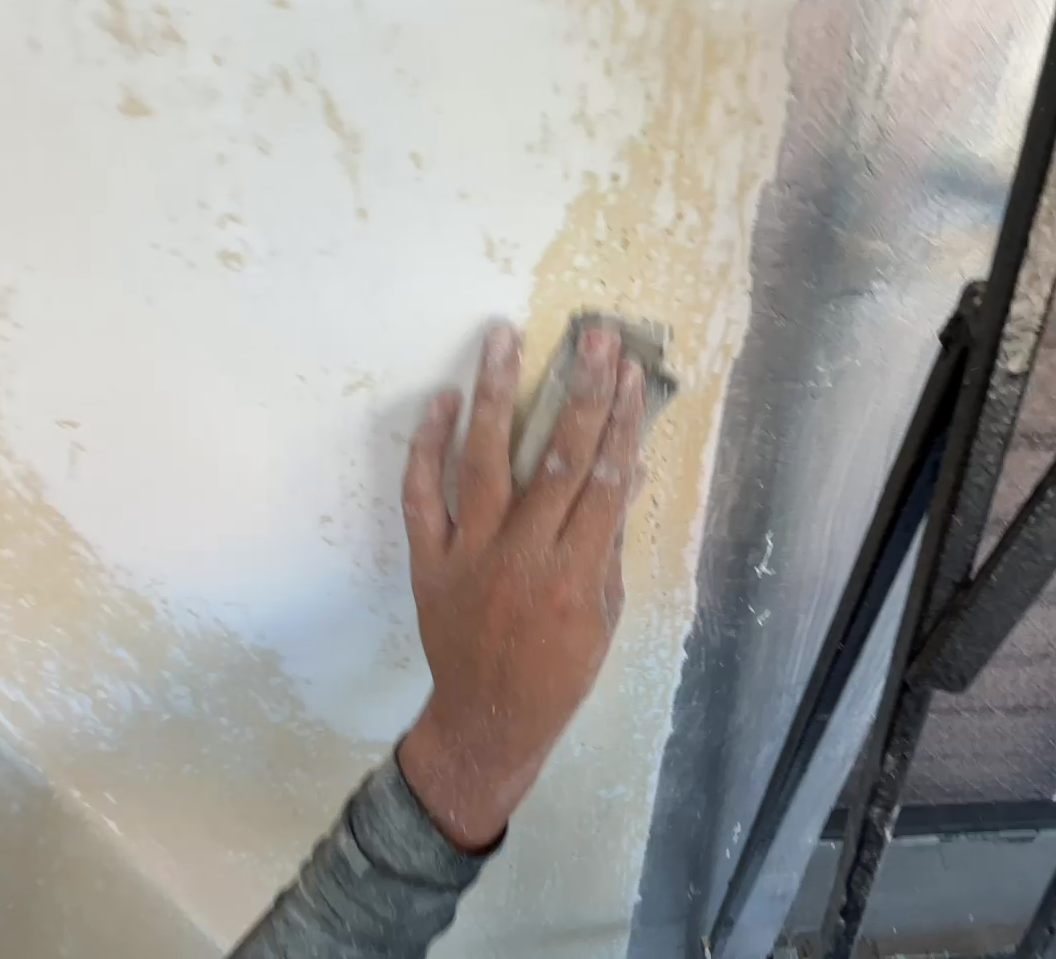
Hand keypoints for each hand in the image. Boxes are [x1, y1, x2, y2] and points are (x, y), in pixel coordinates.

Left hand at [395, 322, 644, 850]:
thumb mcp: (605, 610)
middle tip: (594, 337)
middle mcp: (525, 554)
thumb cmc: (561, 669)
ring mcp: (470, 553)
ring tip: (501, 338)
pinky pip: (421, 495)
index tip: (630, 372)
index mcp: (577, 572)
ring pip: (483, 462)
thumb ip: (612, 537)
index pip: (607, 479)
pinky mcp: (428, 559)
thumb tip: (634, 467)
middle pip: (557, 459)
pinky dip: (427, 446)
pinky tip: (442, 401)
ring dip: (495, 396)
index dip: (622, 421)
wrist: (489, 718)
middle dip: (582, 392)